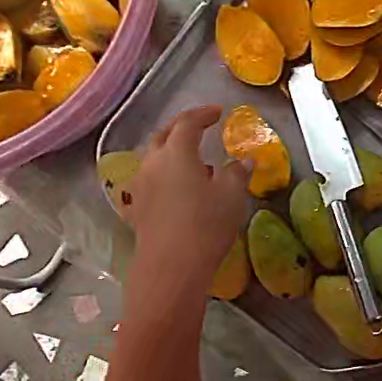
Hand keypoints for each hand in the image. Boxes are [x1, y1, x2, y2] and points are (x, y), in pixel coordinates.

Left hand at [126, 105, 251, 294]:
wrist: (171, 267)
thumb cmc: (205, 225)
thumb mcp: (231, 196)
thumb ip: (237, 174)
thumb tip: (244, 160)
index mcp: (176, 152)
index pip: (188, 122)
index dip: (203, 114)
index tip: (218, 112)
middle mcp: (152, 163)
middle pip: (164, 136)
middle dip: (181, 128)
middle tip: (200, 127)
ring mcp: (141, 187)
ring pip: (154, 159)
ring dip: (172, 153)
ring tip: (193, 163)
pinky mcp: (137, 209)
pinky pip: (151, 182)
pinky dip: (165, 177)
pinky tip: (178, 191)